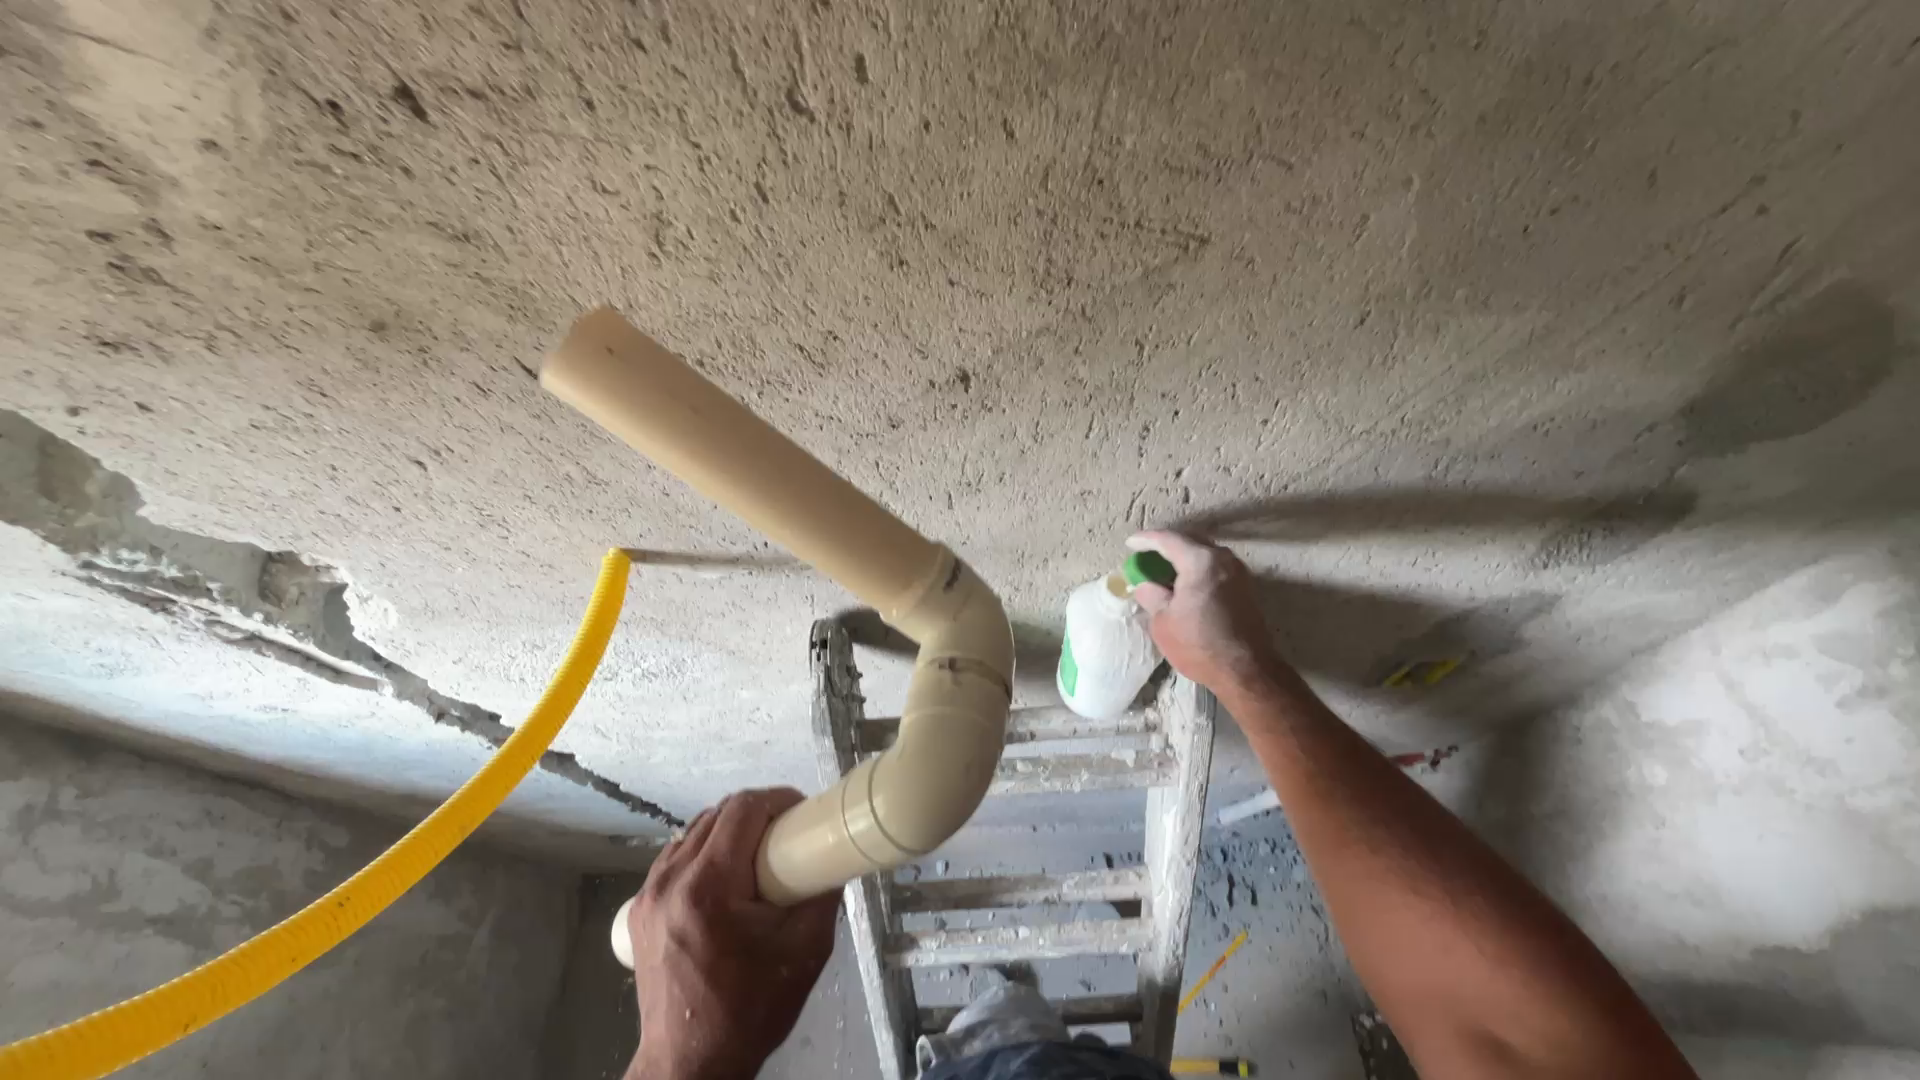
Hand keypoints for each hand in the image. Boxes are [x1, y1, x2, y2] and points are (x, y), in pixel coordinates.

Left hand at [623, 788, 840, 1079]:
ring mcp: (648, 893)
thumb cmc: (752, 1007)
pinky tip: (728, 876)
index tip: (803, 814)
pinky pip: (677, 857)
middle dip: (758, 814)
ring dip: (731, 831)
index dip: (778, 800)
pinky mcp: (640, 908)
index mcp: (709, 887)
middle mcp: (670, 880)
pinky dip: (706, 852)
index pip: (743, 810)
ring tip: (760, 855)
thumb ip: (822, 893)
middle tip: (789, 835)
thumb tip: (830, 859)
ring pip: (694, 832)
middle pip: (718, 815)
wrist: (691, 1062)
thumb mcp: (806, 948)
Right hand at [1127, 531, 1286, 697]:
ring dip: (1184, 557)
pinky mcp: (1245, 587)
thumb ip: (1150, 595)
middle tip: (1146, 555)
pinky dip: (1197, 569)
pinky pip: (1215, 567)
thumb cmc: (1199, 644)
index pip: (1168, 539)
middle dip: (1166, 545)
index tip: (1130, 544)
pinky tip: (1185, 583)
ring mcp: (1238, 572)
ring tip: (1164, 569)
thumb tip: (1144, 585)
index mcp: (1200, 561)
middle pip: (1190, 541)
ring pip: (1205, 553)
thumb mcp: (1162, 621)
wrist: (1245, 670)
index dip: (1145, 540)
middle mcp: (1223, 559)